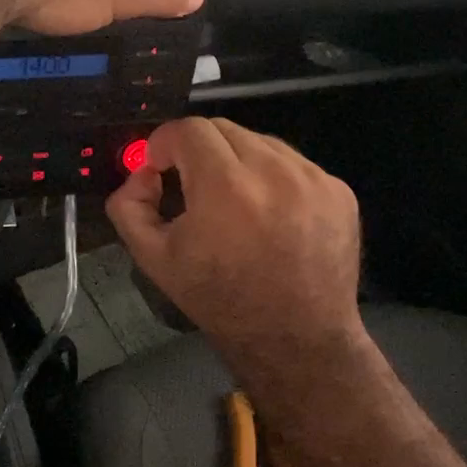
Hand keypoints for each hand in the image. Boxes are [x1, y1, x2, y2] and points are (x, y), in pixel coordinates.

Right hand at [106, 117, 363, 377]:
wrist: (295, 338)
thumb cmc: (217, 298)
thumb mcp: (152, 257)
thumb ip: (129, 205)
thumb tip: (142, 173)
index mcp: (225, 187)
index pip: (188, 129)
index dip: (163, 143)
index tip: (158, 167)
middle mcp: (274, 172)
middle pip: (223, 128)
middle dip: (197, 148)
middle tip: (190, 184)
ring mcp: (313, 179)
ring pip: (259, 141)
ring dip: (235, 159)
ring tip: (232, 200)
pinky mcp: (338, 190)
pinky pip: (292, 162)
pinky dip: (271, 176)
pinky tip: (267, 212)